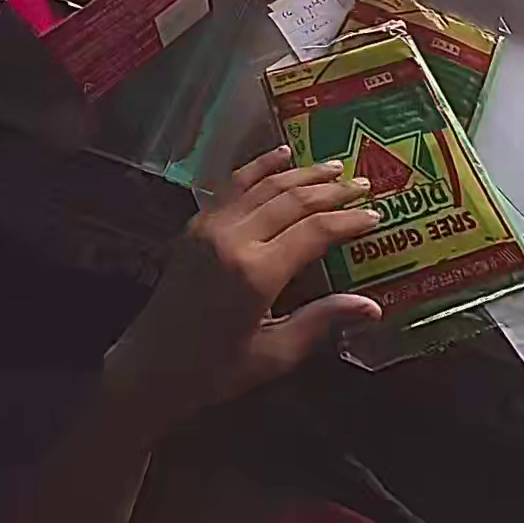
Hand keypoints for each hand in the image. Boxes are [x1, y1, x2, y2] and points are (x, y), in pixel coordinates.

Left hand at [101, 146, 382, 437]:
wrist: (148, 366)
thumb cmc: (214, 370)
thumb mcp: (273, 355)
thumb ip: (322, 322)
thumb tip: (374, 306)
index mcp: (256, 274)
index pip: (314, 232)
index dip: (347, 220)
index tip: (375, 213)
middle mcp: (235, 238)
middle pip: (294, 200)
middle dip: (332, 191)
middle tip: (363, 183)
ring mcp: (213, 224)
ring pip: (267, 186)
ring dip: (304, 173)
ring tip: (335, 166)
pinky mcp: (198, 221)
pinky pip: (235, 184)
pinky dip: (261, 165)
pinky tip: (283, 154)